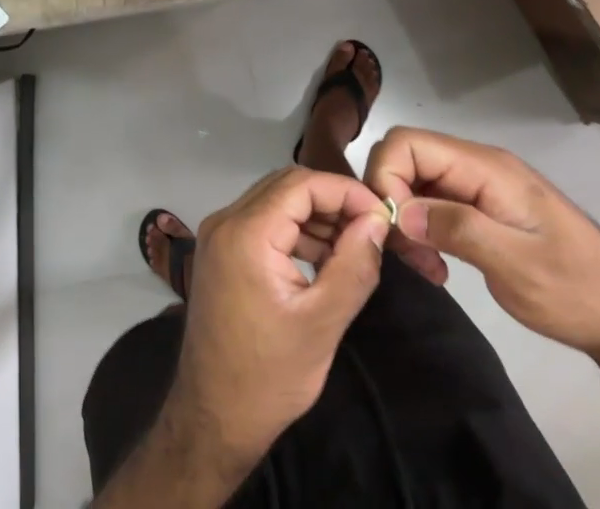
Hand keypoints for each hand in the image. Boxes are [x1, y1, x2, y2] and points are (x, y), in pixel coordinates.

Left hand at [168, 166, 392, 462]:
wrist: (215, 414)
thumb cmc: (270, 373)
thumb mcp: (323, 320)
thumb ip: (355, 264)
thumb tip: (377, 221)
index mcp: (244, 233)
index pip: (301, 184)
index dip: (346, 191)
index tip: (384, 215)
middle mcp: (224, 223)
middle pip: (285, 187)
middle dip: (333, 201)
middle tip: (373, 230)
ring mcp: (218, 238)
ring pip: (275, 203)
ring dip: (316, 217)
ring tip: (356, 248)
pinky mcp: (221, 255)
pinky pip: (263, 224)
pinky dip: (295, 233)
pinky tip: (326, 261)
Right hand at [363, 127, 599, 359]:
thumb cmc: (577, 291)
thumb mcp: (517, 265)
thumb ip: (458, 229)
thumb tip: (400, 211)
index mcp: (487, 169)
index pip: (406, 143)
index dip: (386, 178)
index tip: (396, 229)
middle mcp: (478, 168)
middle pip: (404, 160)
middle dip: (391, 202)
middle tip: (408, 253)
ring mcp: (479, 188)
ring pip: (413, 184)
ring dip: (405, 222)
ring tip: (427, 266)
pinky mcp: (480, 210)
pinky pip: (431, 205)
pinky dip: (421, 232)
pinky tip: (437, 264)